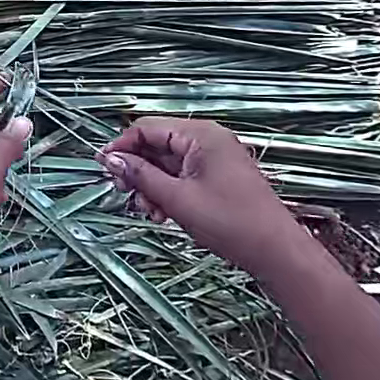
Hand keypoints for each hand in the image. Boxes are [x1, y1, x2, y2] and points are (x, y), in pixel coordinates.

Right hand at [98, 117, 311, 272]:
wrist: (276, 251)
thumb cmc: (230, 222)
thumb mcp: (177, 198)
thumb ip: (141, 175)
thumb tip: (111, 159)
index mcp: (200, 134)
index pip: (147, 128)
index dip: (122, 146)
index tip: (103, 167)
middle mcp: (207, 139)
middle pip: (156, 145)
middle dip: (138, 170)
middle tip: (125, 194)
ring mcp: (213, 157)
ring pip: (166, 163)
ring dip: (151, 185)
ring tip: (149, 211)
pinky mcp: (217, 175)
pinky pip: (181, 175)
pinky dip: (167, 191)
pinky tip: (163, 212)